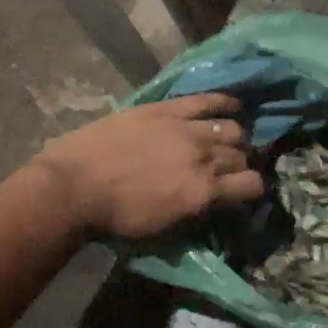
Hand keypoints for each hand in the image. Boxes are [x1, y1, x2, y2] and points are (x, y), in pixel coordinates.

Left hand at [28, 94, 264, 238]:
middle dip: (241, 164)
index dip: (253, 189)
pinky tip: (233, 103)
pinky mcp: (165, 110)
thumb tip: (215, 202)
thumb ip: (197, 212)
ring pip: (231, 128)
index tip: (245, 192)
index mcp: (204, 193)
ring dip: (234, 137)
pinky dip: (224, 101)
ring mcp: (186, 130)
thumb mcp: (164, 228)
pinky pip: (205, 100)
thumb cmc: (115, 219)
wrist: (74, 188)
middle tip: (229, 168)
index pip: (252, 185)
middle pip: (241, 156)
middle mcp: (204, 158)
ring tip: (226, 140)